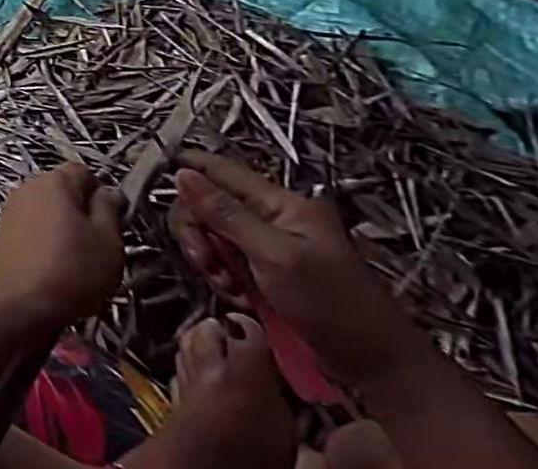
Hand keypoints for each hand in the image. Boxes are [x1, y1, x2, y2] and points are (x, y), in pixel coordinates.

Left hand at [0, 164, 123, 336]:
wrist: (16, 299)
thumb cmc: (71, 268)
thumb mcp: (108, 240)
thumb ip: (110, 209)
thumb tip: (108, 192)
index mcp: (55, 180)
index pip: (84, 172)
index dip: (102, 194)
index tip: (113, 222)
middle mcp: (29, 186)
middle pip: (64, 190)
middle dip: (83, 212)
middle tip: (98, 245)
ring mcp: (12, 206)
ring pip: (49, 210)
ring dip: (64, 228)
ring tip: (77, 261)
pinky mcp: (3, 229)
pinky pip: (33, 227)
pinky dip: (46, 240)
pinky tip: (54, 267)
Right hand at [171, 152, 427, 383]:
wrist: (377, 368)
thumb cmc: (341, 310)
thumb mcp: (275, 255)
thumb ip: (225, 213)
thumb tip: (185, 175)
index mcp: (282, 205)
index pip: (221, 170)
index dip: (190, 169)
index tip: (161, 172)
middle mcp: (272, 219)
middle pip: (208, 205)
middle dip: (198, 231)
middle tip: (206, 258)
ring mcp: (266, 246)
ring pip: (211, 234)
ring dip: (210, 258)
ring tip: (228, 283)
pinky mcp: (263, 271)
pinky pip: (224, 261)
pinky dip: (222, 276)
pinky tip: (238, 293)